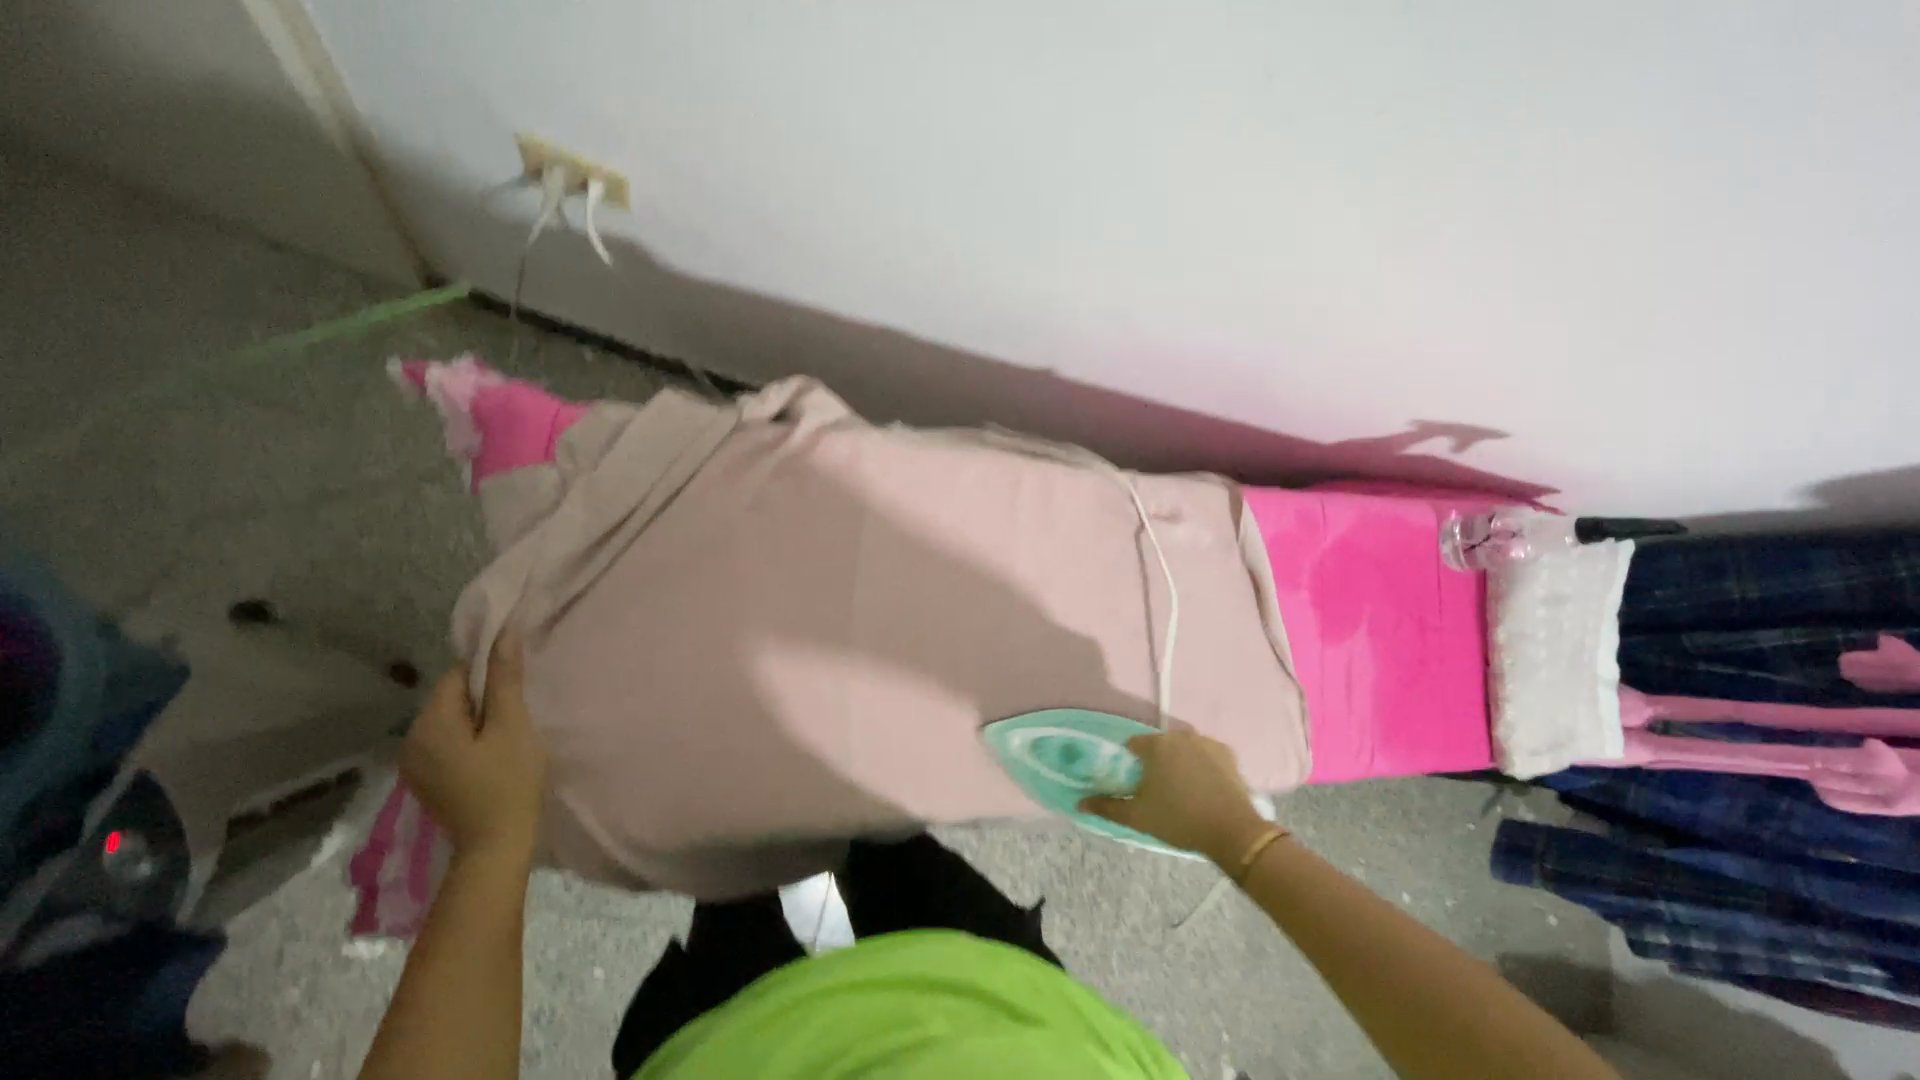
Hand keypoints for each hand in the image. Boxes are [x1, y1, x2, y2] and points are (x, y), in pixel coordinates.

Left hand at [401, 635, 548, 865]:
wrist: (495, 845)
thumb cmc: (509, 782)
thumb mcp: (513, 725)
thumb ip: (505, 678)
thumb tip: (504, 632)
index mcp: (430, 721)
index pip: (457, 675)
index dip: (488, 676)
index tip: (515, 692)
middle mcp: (410, 738)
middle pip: (449, 698)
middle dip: (481, 700)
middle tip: (515, 719)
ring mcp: (412, 763)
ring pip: (447, 722)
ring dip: (473, 722)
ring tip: (504, 740)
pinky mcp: (422, 781)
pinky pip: (443, 744)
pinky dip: (464, 742)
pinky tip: (487, 760)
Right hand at [1079, 724, 1271, 863]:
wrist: (1233, 831)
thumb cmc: (1179, 819)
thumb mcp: (1137, 817)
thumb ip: (1107, 806)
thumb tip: (1080, 803)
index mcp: (1156, 745)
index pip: (1132, 746)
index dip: (1129, 764)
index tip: (1134, 785)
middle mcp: (1181, 735)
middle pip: (1158, 746)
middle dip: (1155, 763)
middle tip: (1157, 792)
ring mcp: (1207, 741)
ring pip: (1183, 749)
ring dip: (1179, 763)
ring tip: (1183, 792)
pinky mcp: (1227, 753)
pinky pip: (1205, 754)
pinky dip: (1201, 766)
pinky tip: (1204, 788)